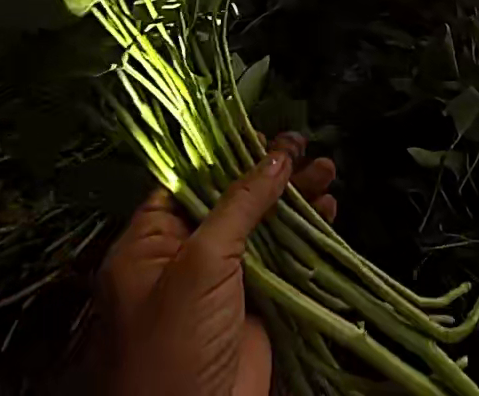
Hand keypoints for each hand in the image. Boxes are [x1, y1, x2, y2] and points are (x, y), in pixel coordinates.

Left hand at [98, 134, 337, 395]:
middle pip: (232, 198)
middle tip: (304, 145)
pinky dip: (305, 231)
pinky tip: (328, 209)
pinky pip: (281, 255)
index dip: (226, 154)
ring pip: (262, 224)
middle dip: (270, 172)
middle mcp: (183, 258)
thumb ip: (240, 203)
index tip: (262, 132)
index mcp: (150, 245)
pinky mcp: (255, 302)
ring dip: (295, 198)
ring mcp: (221, 281)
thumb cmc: (175, 346)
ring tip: (326, 171)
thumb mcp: (201, 264)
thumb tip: (276, 154)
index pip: (188, 182)